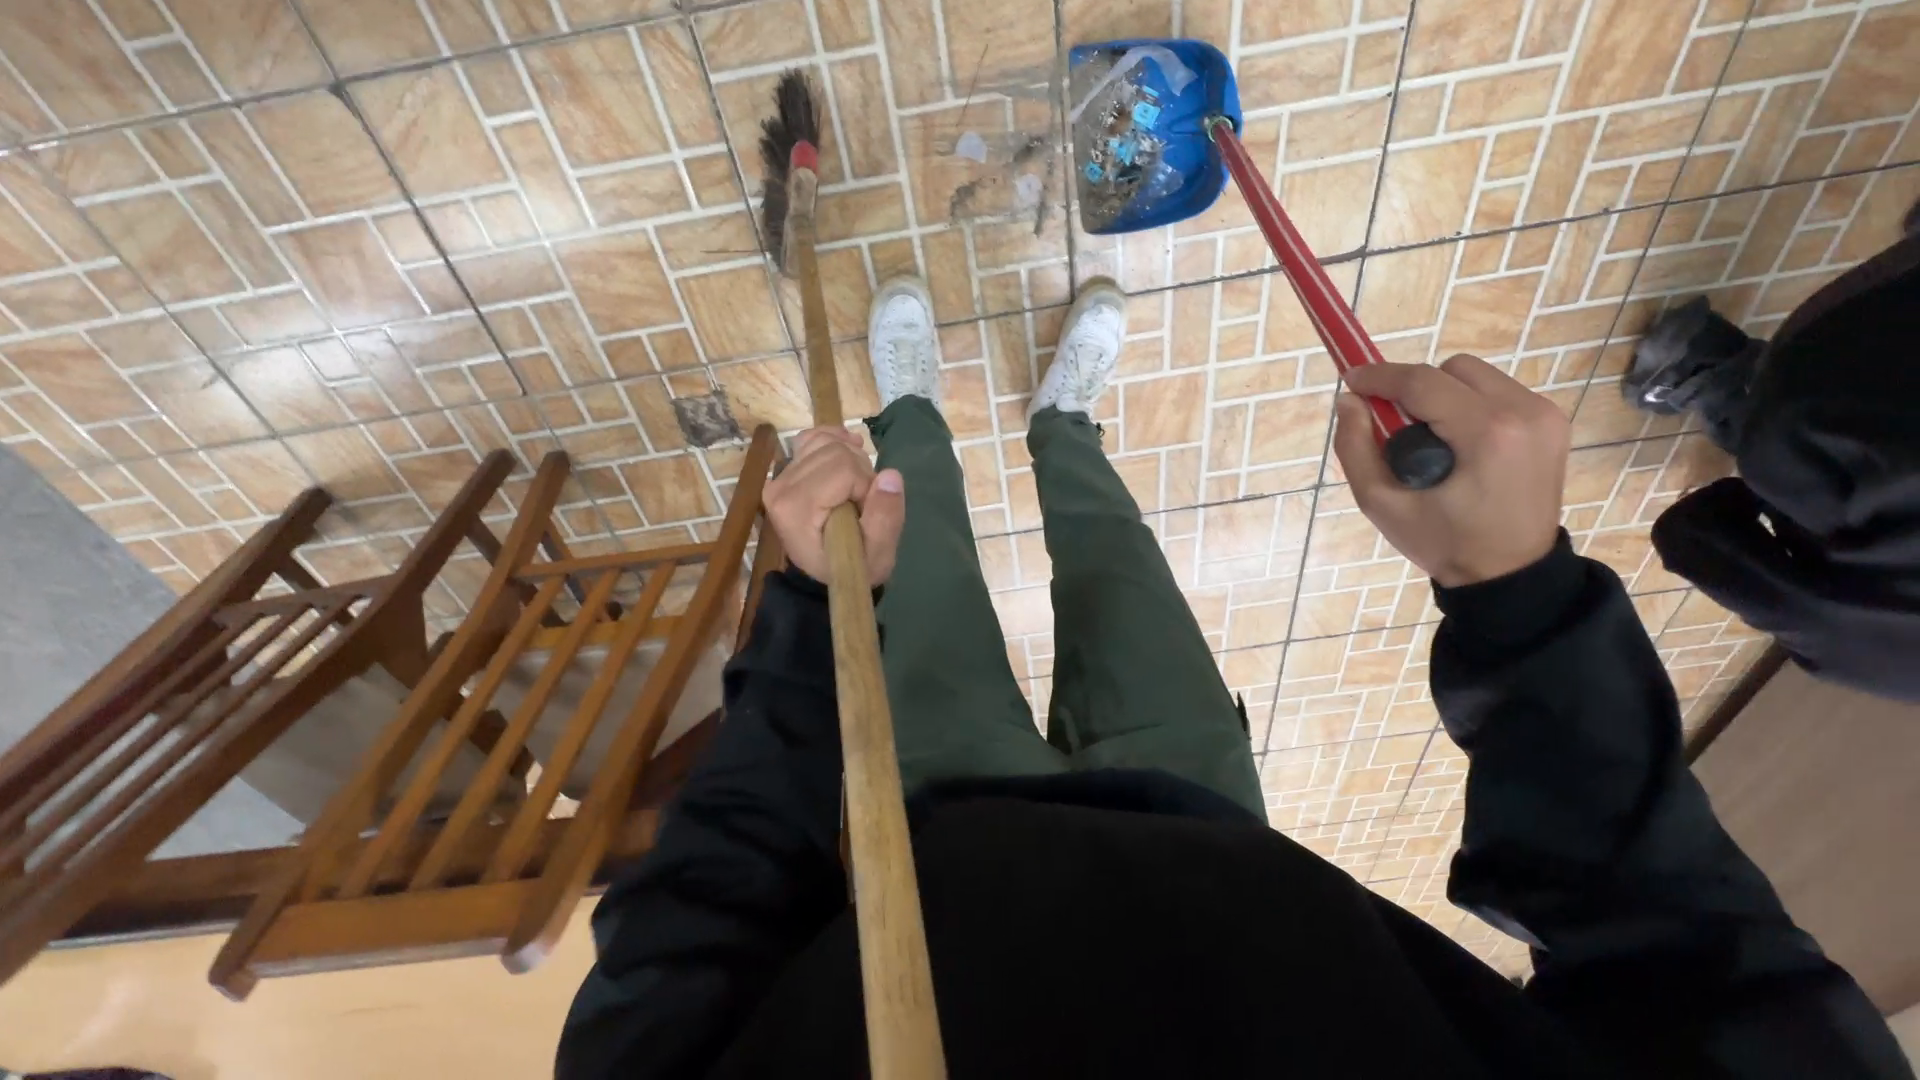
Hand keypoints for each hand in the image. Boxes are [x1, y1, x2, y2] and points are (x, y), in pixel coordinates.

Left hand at [763, 426, 905, 586]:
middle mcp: (781, 487)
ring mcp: (780, 477)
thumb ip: (885, 518)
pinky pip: (811, 437)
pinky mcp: (786, 470)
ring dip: (851, 458)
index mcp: (798, 509)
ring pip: (826, 440)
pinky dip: (834, 439)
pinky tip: (848, 450)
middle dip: (860, 471)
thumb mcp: (878, 555)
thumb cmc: (853, 566)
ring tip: (855, 486)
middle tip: (863, 500)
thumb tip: (891, 475)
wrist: (826, 571)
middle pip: (835, 450)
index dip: (866, 484)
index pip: (844, 468)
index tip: (866, 510)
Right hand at [1334, 355, 1568, 587]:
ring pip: (1476, 376)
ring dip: (1442, 395)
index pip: (1422, 382)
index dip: (1380, 376)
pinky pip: (1498, 392)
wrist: (1509, 574)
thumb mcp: (1381, 503)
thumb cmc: (1443, 543)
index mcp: (1486, 433)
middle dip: (1415, 389)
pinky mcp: (1552, 421)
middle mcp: (1524, 412)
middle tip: (1394, 427)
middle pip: (1452, 370)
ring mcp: (1545, 415)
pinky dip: (1468, 405)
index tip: (1350, 379)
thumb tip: (1348, 401)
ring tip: (1427, 438)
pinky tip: (1456, 442)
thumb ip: (1356, 448)